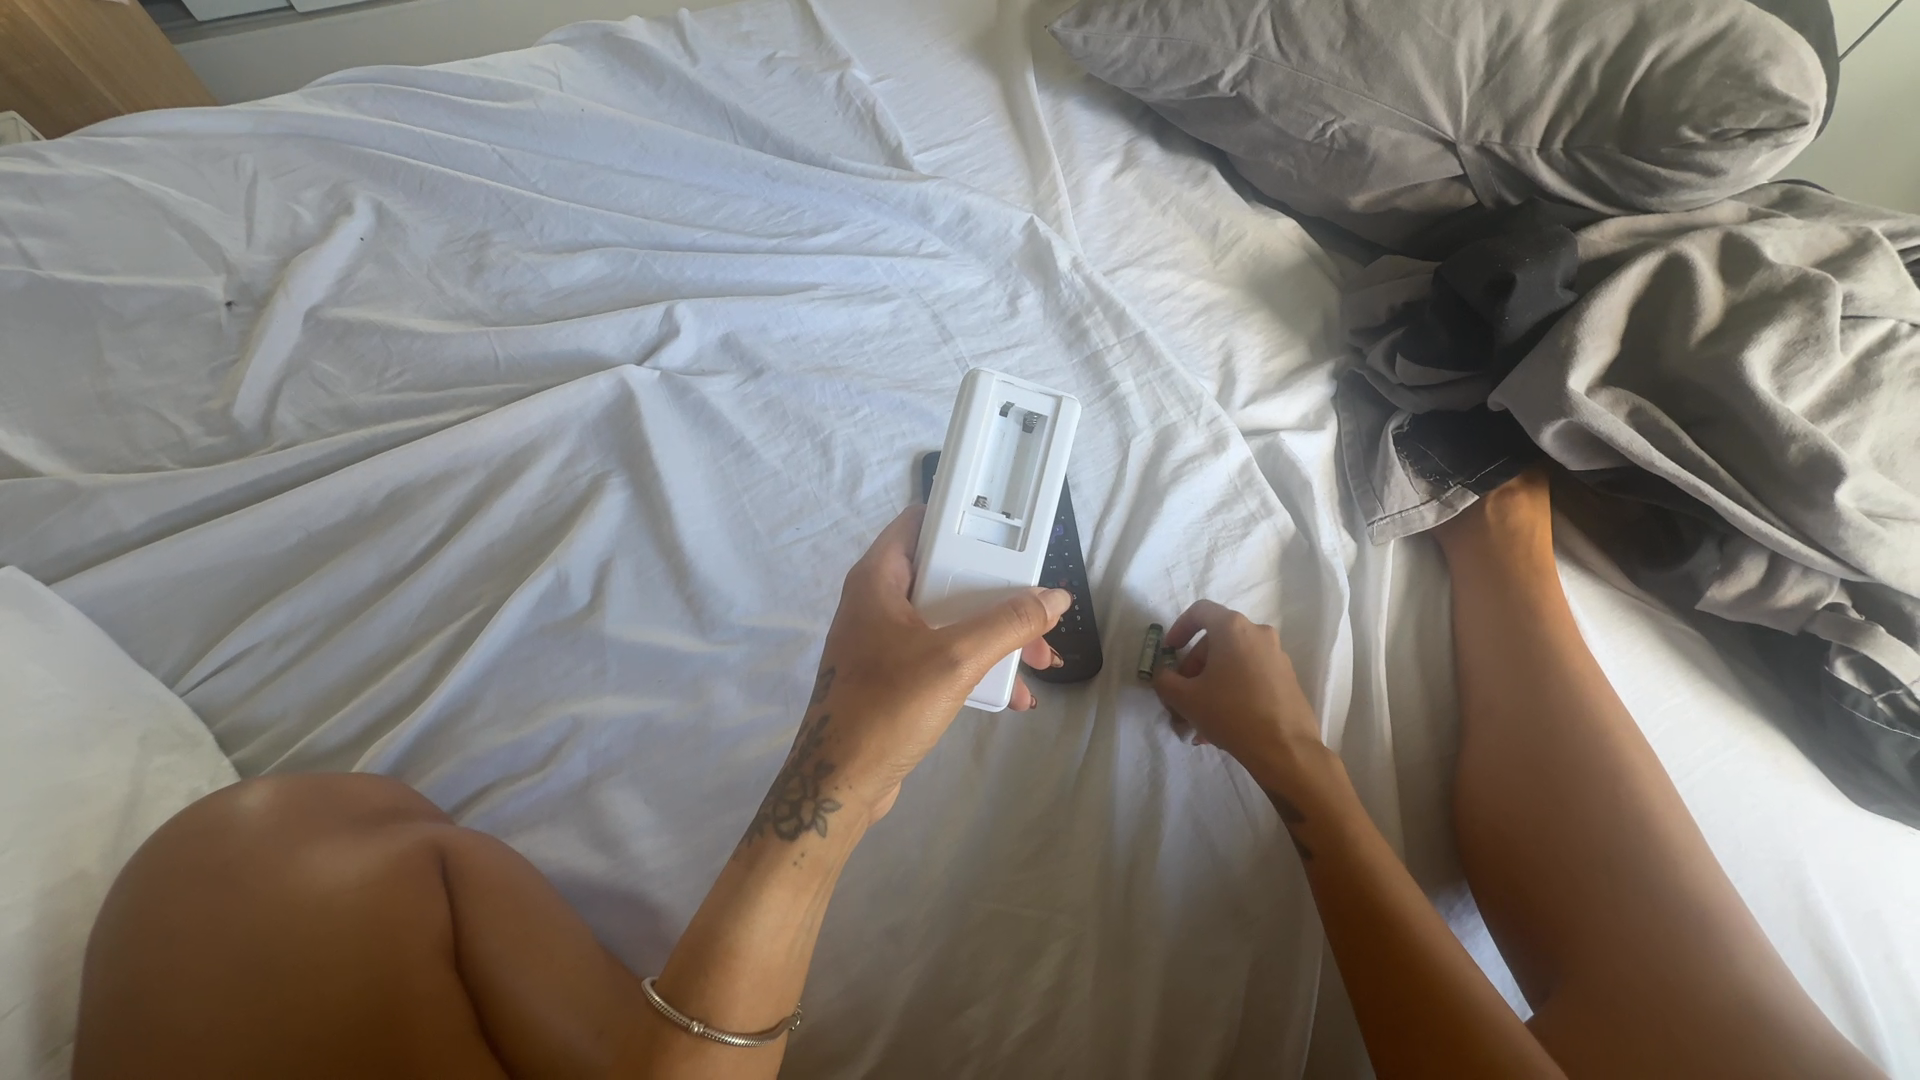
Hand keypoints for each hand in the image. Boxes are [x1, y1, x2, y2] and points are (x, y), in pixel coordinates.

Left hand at [743, 505, 1070, 843]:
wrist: (839, 783)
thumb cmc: (888, 707)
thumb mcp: (956, 659)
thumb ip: (1009, 624)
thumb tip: (1054, 597)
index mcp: (878, 579)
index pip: (920, 522)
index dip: (963, 520)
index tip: (1009, 535)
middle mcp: (877, 601)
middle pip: (947, 574)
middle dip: (998, 594)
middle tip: (1037, 612)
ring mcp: (884, 639)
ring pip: (950, 618)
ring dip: (995, 636)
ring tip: (1039, 662)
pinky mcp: (893, 674)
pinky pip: (942, 654)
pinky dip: (976, 666)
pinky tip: (1011, 695)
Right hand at [1150, 600, 1329, 789]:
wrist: (1285, 749)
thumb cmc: (1230, 713)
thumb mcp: (1184, 698)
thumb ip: (1165, 680)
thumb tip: (1165, 675)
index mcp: (1233, 629)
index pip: (1200, 611)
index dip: (1179, 628)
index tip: (1170, 652)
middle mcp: (1258, 634)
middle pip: (1216, 641)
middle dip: (1193, 667)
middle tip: (1181, 695)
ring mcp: (1277, 656)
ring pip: (1233, 662)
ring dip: (1211, 684)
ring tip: (1197, 719)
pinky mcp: (1288, 679)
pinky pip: (1250, 676)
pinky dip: (1232, 691)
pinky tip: (1221, 724)